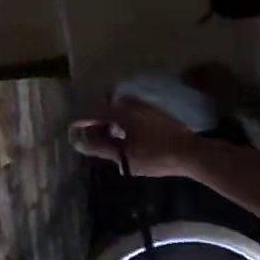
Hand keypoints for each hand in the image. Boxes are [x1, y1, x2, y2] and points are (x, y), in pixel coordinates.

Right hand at [71, 97, 202, 177]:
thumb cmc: (155, 155)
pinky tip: (125, 138)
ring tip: (106, 140)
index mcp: (121, 111)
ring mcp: (144, 106)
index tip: (69, 127)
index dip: (79, 120)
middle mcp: (131, 103)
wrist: (190, 152)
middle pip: (104, 109)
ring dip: (109, 123)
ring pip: (118, 111)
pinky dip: (122, 123)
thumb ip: (100, 147)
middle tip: (89, 138)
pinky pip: (129, 114)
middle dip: (95, 122)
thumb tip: (79, 141)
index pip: (92, 112)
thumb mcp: (124, 156)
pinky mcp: (153, 113)